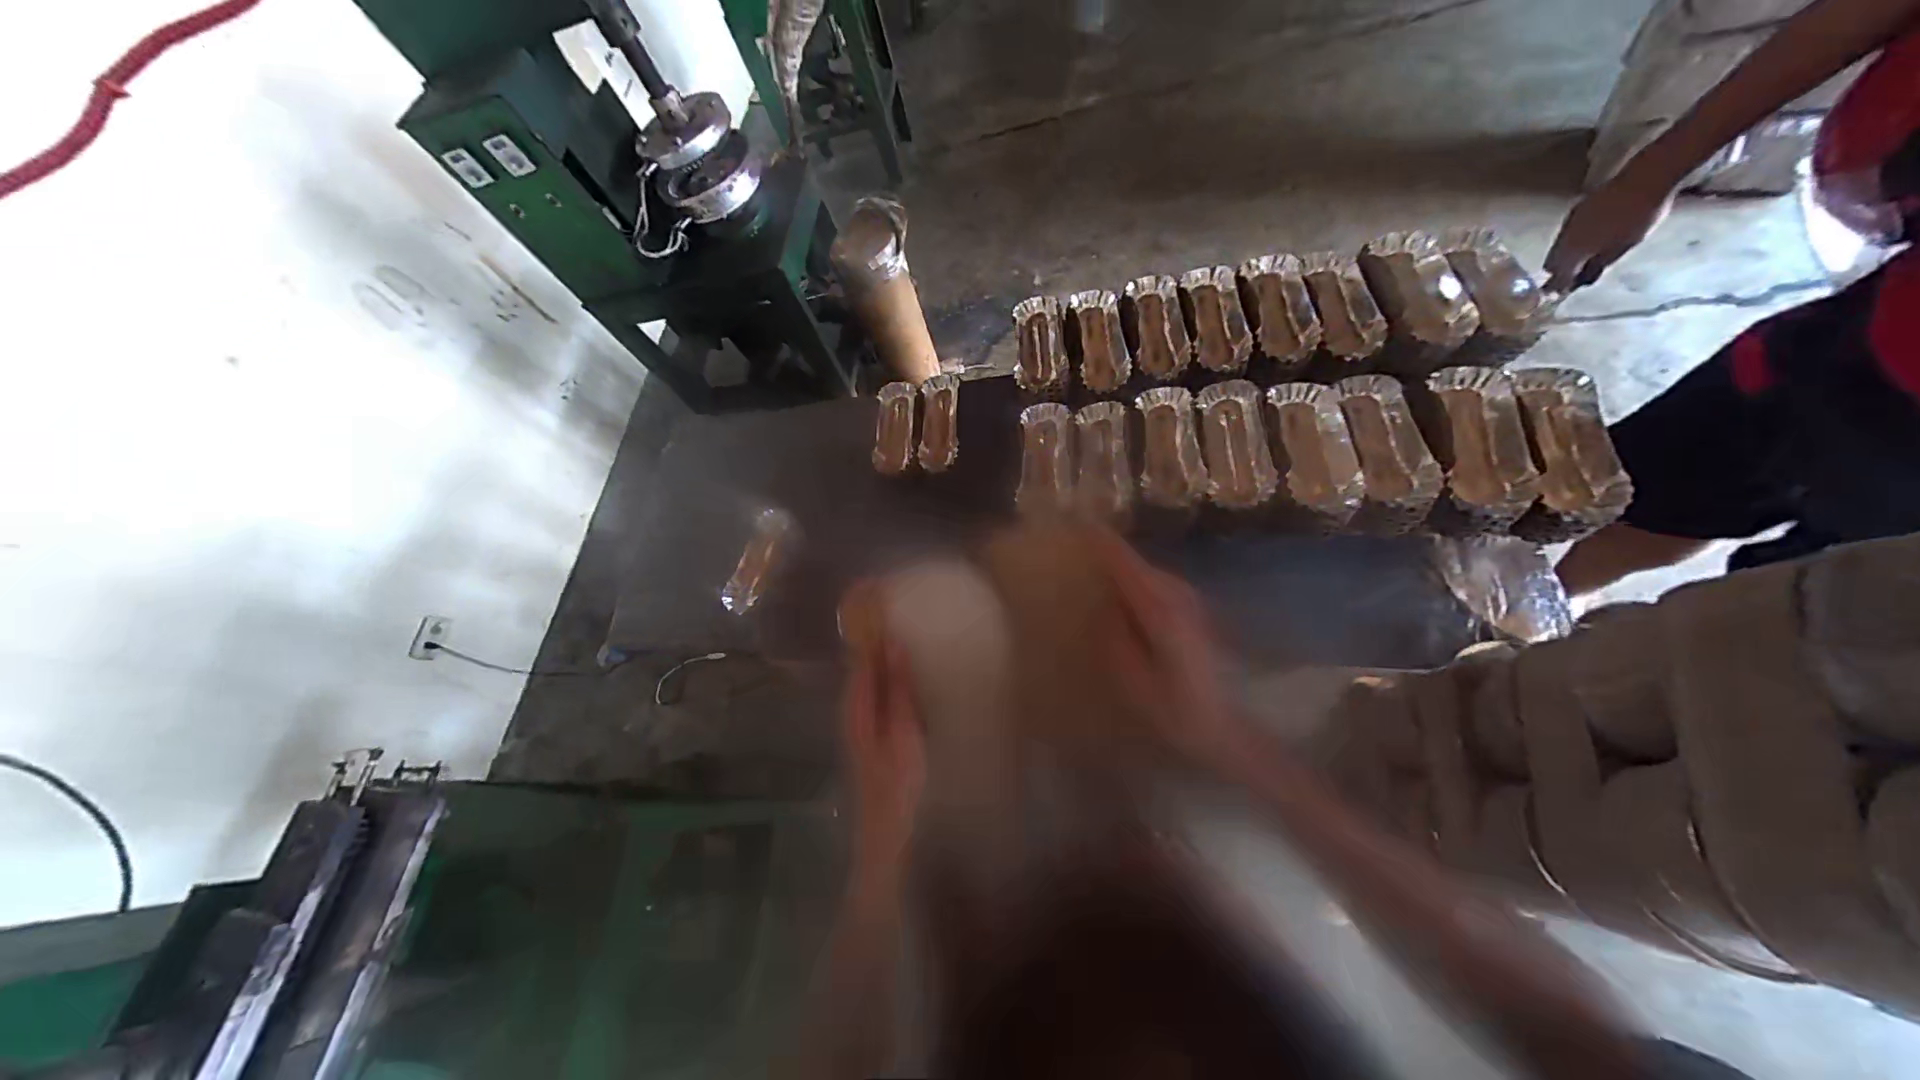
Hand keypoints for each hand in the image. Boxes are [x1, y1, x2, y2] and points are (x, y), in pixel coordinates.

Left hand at [842, 620, 925, 874]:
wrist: (889, 830)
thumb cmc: (897, 781)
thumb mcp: (902, 731)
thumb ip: (897, 688)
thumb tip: (892, 642)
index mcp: (856, 703)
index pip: (860, 651)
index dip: (869, 623)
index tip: (883, 592)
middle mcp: (854, 706)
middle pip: (863, 660)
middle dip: (877, 633)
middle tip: (900, 603)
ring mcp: (863, 719)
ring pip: (872, 674)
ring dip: (885, 651)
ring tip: (908, 626)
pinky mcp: (875, 729)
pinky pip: (880, 689)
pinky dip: (891, 671)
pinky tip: (909, 668)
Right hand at [1089, 531, 1245, 771]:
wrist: (1232, 731)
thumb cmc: (1180, 713)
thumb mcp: (1135, 682)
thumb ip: (1115, 640)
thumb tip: (1105, 607)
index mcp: (1162, 611)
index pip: (1127, 565)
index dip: (1103, 543)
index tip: (1078, 525)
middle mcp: (1180, 598)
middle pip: (1139, 566)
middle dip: (1110, 554)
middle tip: (1078, 551)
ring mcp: (1193, 604)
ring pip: (1150, 576)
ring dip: (1125, 571)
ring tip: (1096, 573)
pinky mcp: (1197, 615)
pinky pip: (1159, 588)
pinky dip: (1139, 586)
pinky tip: (1126, 602)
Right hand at [1542, 172, 1675, 291]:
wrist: (1646, 177)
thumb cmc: (1639, 217)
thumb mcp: (1623, 247)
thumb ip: (1598, 265)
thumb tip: (1582, 280)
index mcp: (1572, 253)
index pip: (1557, 277)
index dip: (1561, 287)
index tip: (1565, 293)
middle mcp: (1563, 239)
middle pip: (1553, 262)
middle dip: (1561, 271)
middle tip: (1575, 275)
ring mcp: (1569, 223)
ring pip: (1560, 246)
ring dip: (1568, 254)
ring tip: (1586, 256)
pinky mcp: (1578, 209)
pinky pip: (1569, 232)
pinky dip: (1575, 240)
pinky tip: (1592, 236)